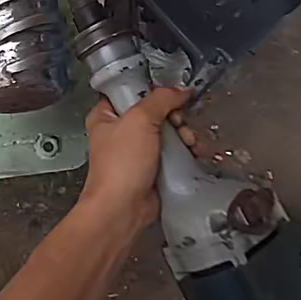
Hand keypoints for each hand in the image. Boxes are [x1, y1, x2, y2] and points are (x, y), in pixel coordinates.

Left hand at [80, 87, 194, 228]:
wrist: (123, 210)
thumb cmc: (122, 162)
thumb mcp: (140, 119)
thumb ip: (162, 99)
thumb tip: (182, 90)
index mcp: (105, 115)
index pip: (130, 90)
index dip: (151, 89)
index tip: (169, 93)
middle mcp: (119, 131)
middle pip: (154, 111)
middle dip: (173, 115)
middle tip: (179, 122)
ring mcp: (136, 151)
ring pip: (166, 131)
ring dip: (182, 133)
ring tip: (189, 141)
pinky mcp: (152, 168)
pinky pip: (172, 152)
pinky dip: (185, 150)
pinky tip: (194, 150)